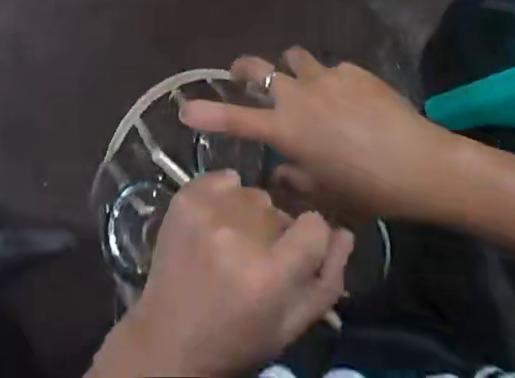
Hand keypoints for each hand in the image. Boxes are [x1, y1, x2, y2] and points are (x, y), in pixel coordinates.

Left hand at [90, 171, 351, 377]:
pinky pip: (222, 178)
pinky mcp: (183, 198)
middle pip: (279, 210)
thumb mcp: (290, 325)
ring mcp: (206, 213)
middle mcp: (237, 236)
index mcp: (268, 274)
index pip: (314, 226)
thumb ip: (325, 281)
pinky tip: (220, 220)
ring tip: (236, 241)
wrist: (170, 335)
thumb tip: (344, 232)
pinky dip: (226, 194)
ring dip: (251, 213)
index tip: (299, 250)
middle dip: (278, 230)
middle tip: (260, 257)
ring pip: (252, 193)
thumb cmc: (237, 337)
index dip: (312, 237)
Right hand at [180, 48, 471, 224]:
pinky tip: (353, 100)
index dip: (207, 114)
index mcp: (286, 131)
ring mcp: (324, 78)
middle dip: (244, 69)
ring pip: (294, 58)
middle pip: (257, 67)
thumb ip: (296, 180)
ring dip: (293, 70)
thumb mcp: (328, 196)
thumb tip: (282, 170)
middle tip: (245, 75)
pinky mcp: (352, 71)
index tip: (185, 107)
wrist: (423, 165)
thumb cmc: (370, 190)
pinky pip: (332, 69)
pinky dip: (333, 81)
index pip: (235, 120)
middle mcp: (297, 97)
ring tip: (308, 86)